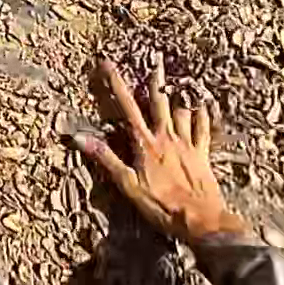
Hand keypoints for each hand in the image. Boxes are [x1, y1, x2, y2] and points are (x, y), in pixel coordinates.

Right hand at [74, 60, 250, 244]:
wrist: (204, 224)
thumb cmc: (162, 205)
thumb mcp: (128, 184)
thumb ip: (105, 158)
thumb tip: (78, 138)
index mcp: (145, 143)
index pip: (126, 106)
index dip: (116, 83)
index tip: (107, 64)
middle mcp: (166, 137)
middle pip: (160, 102)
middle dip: (155, 80)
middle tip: (155, 60)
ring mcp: (187, 145)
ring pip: (183, 112)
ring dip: (180, 96)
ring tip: (179, 80)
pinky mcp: (203, 156)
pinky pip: (204, 130)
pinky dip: (203, 116)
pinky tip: (203, 106)